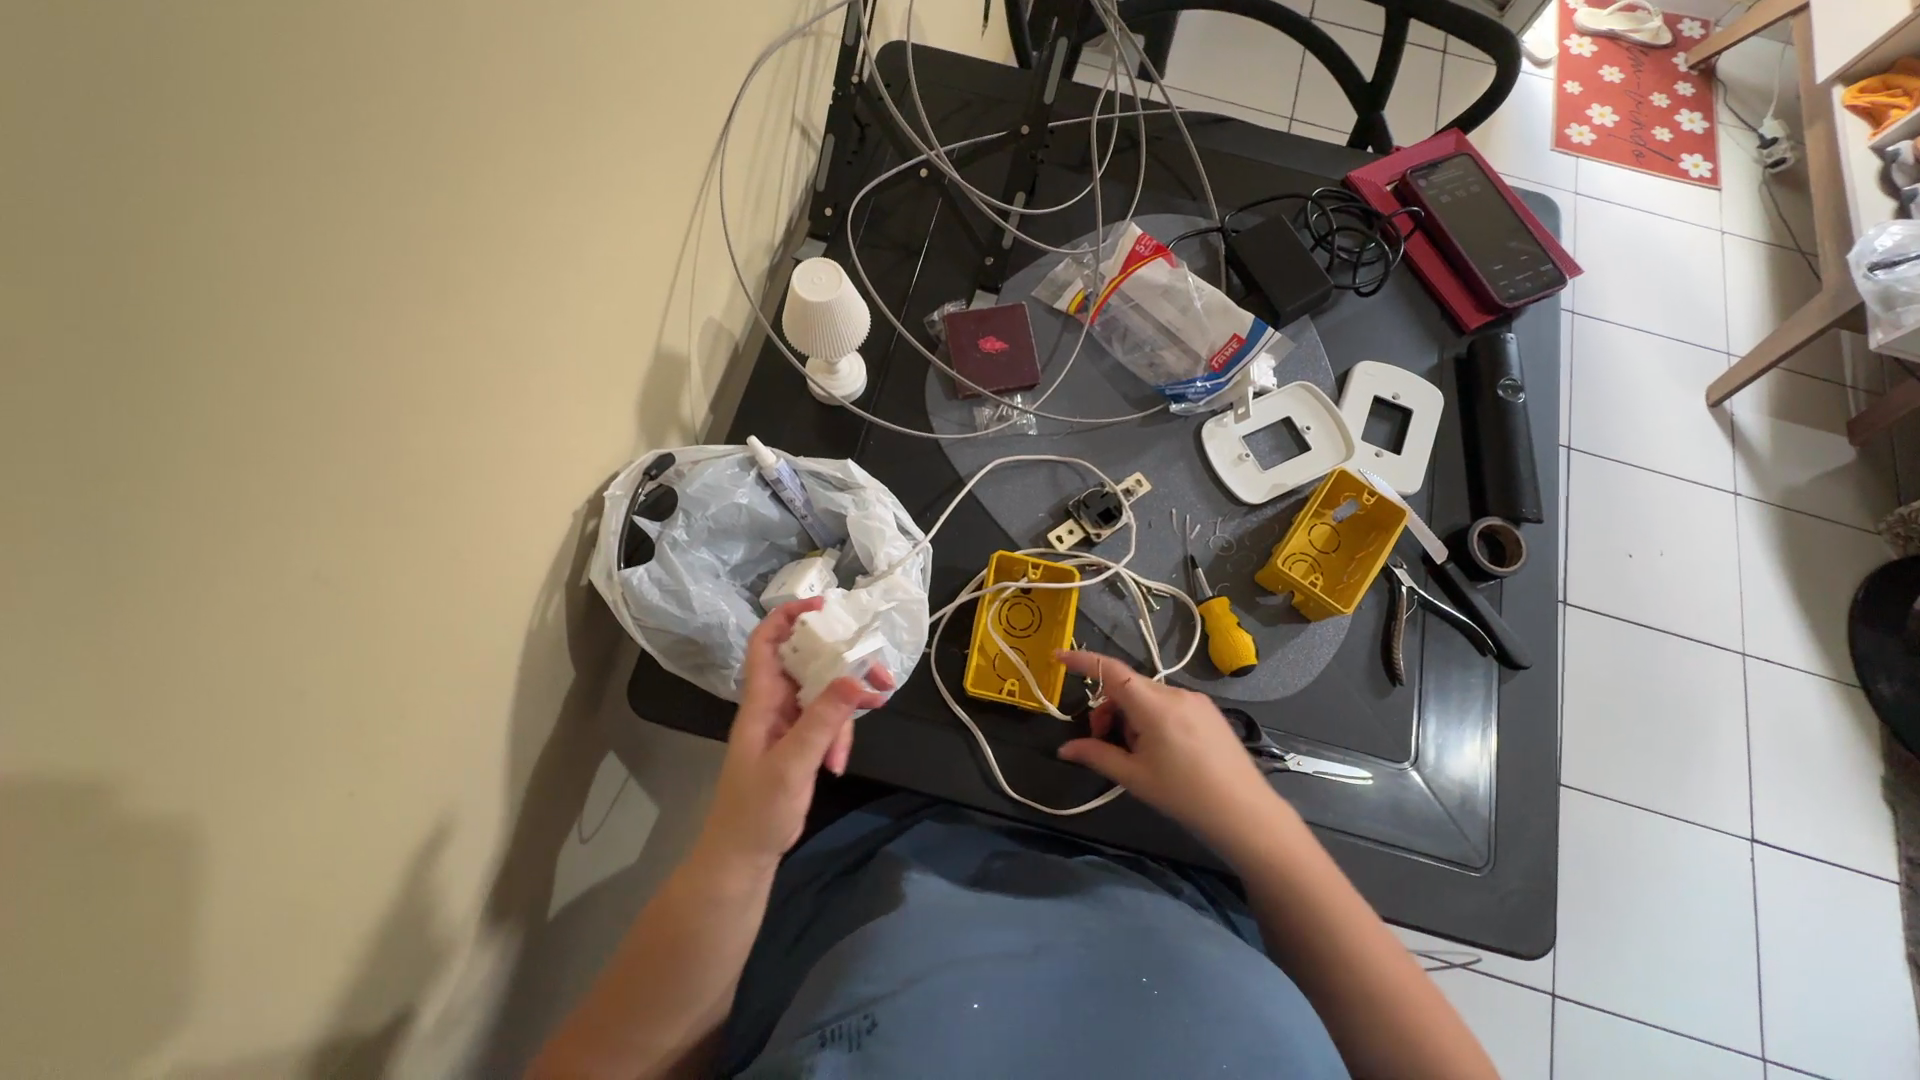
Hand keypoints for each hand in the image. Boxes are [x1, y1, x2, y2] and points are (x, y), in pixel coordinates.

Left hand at [697, 599, 892, 870]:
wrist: (744, 856)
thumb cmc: (756, 810)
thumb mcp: (791, 765)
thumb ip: (822, 722)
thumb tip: (853, 678)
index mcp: (761, 701)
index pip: (766, 642)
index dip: (788, 616)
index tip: (824, 606)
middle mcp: (774, 705)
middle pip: (808, 665)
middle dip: (843, 665)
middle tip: (879, 675)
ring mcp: (787, 725)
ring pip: (824, 695)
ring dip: (846, 707)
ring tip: (870, 718)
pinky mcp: (799, 745)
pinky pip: (826, 724)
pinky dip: (839, 737)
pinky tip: (840, 763)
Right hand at [1053, 649, 1287, 850]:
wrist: (1244, 812)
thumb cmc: (1184, 795)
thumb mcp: (1134, 777)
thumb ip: (1096, 756)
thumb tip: (1065, 749)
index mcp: (1154, 705)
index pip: (1111, 670)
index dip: (1082, 660)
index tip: (1058, 656)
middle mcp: (1176, 693)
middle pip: (1128, 687)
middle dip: (1108, 709)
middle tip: (1103, 741)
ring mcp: (1196, 701)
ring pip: (1148, 696)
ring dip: (1130, 716)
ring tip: (1136, 754)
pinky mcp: (1209, 712)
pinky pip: (1169, 704)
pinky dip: (1152, 718)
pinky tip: (1160, 750)